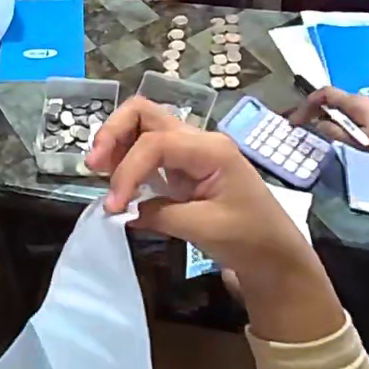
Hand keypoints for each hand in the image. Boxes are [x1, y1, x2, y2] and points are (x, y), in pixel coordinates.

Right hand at [86, 98, 319, 287]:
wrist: (274, 255)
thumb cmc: (249, 238)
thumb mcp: (204, 228)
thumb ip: (159, 214)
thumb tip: (122, 211)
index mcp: (210, 149)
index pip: (154, 144)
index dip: (127, 171)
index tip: (114, 206)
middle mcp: (197, 141)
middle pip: (144, 113)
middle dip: (112, 133)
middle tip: (93, 165)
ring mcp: (188, 152)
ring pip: (141, 126)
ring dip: (115, 142)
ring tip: (99, 171)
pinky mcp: (180, 168)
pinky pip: (146, 150)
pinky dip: (124, 158)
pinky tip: (115, 180)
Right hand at [291, 85, 368, 156]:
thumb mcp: (356, 139)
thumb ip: (335, 132)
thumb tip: (318, 124)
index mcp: (352, 103)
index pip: (324, 94)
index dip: (307, 103)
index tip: (297, 117)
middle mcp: (354, 100)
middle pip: (326, 98)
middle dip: (309, 108)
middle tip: (298, 122)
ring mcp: (359, 104)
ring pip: (332, 103)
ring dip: (317, 112)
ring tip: (308, 125)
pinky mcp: (362, 110)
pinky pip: (339, 108)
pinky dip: (328, 115)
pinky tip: (326, 126)